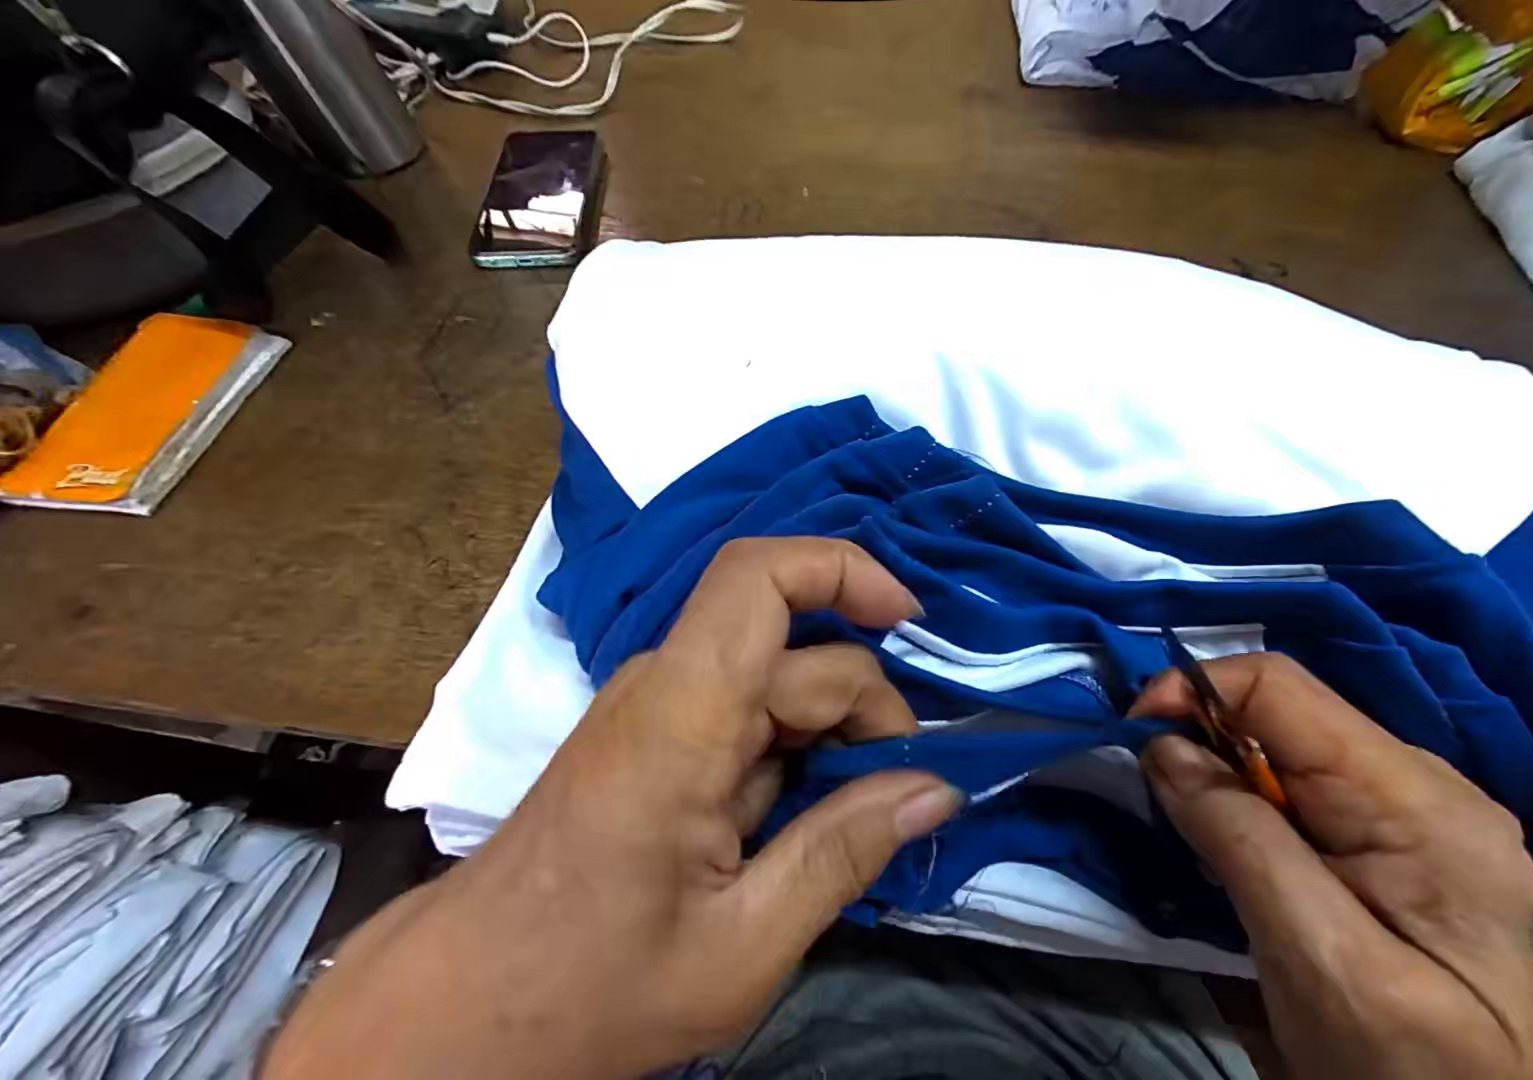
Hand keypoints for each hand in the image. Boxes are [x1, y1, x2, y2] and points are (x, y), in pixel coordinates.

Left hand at [262, 538, 963, 1079]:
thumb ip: (843, 853)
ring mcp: (666, 705)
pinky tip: (808, 813)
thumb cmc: (586, 995)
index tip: (910, 621)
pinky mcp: (668, 730)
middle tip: (894, 797)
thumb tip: (937, 788)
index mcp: (681, 720)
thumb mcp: (738, 947)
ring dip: (842, 734)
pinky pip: (763, 709)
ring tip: (850, 817)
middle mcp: (671, 687)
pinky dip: (808, 746)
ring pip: (791, 679)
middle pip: (805, 653)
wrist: (452, 1020)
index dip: (843, 569)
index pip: (757, 578)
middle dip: (870, 712)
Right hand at [1133, 654, 1532, 1079]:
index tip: (1137, 729)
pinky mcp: (1390, 833)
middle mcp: (1424, 784)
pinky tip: (1245, 854)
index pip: (1284, 688)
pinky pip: (1296, 781)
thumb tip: (1163, 749)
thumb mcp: (1316, 962)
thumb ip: (1240, 840)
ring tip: (1207, 843)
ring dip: (1222, 774)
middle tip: (1166, 800)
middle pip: (1283, 713)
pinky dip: (1246, 800)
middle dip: (1207, 738)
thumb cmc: (1403, 1072)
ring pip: (1283, 744)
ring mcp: (1412, 807)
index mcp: (1421, 803)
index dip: (1198, 688)